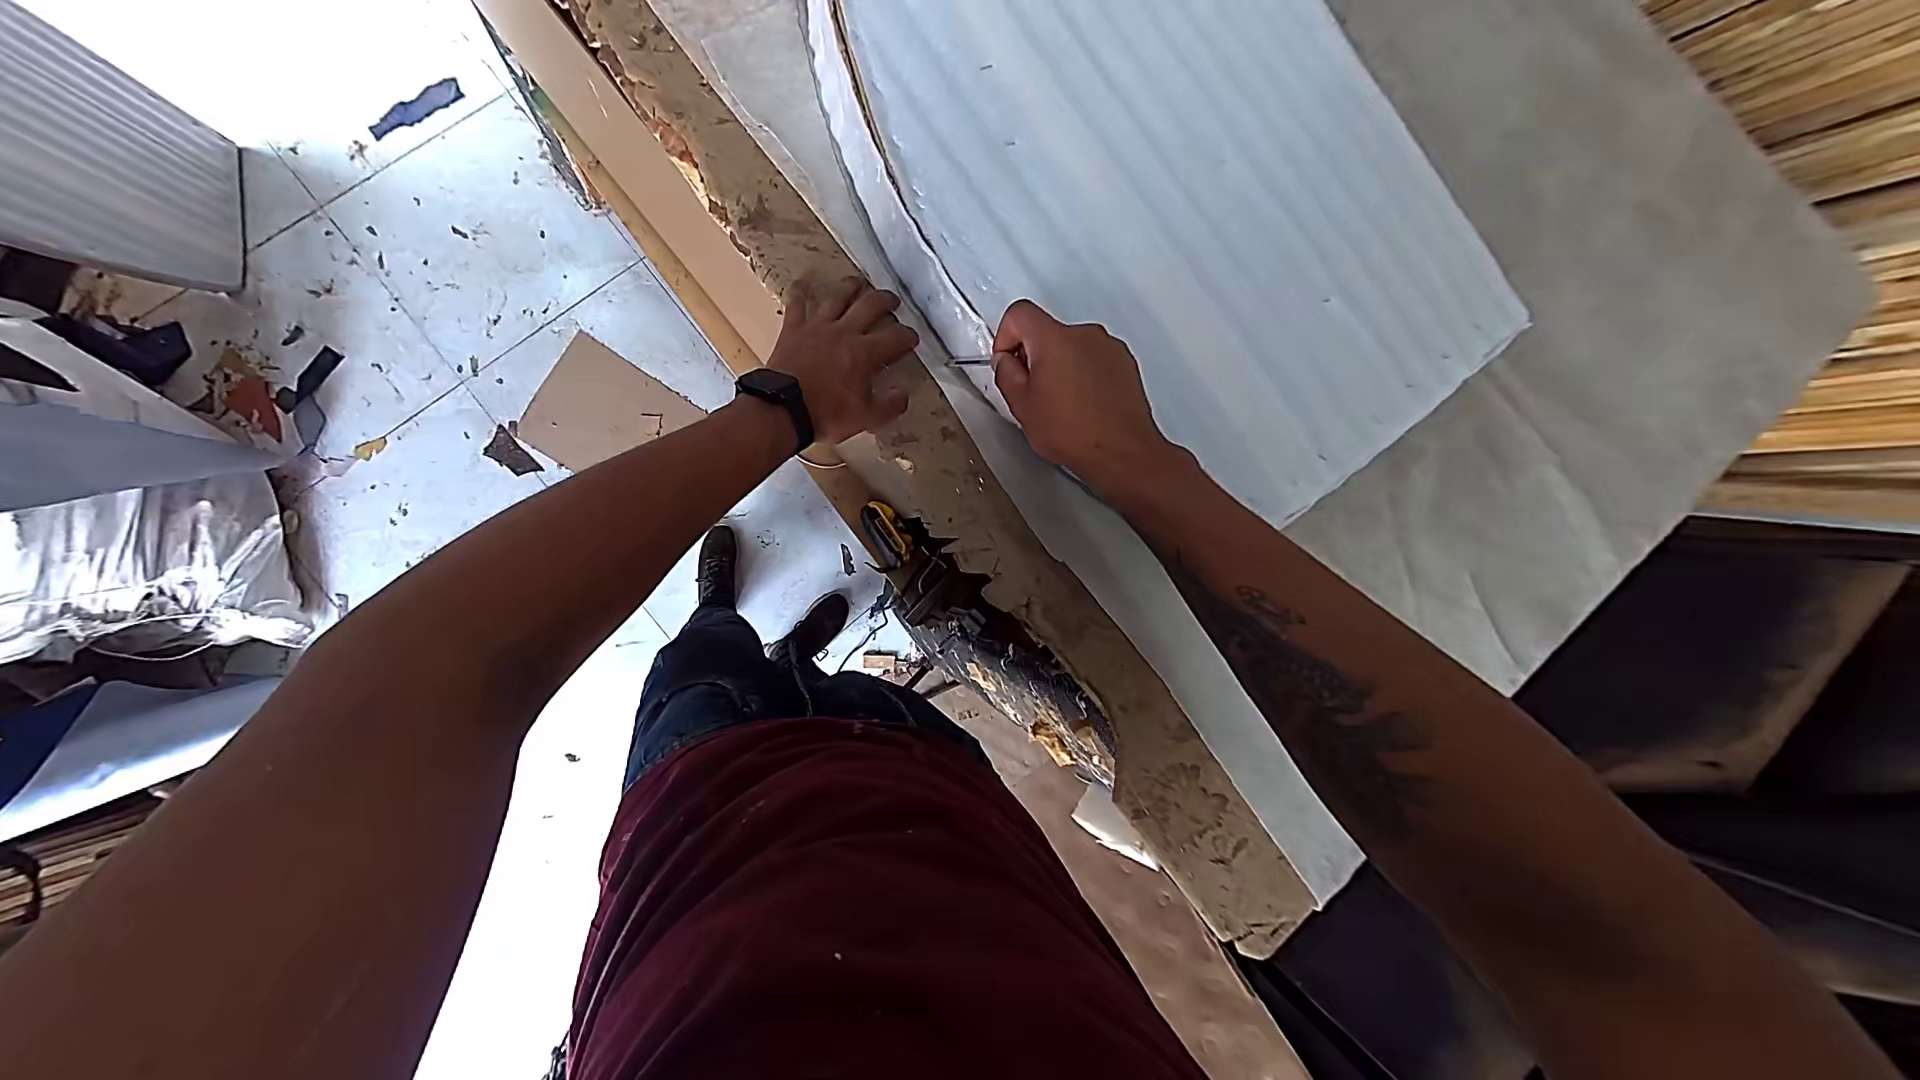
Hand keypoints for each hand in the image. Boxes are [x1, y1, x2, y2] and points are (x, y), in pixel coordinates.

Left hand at [767, 276, 918, 443]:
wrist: (784, 410)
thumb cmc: (825, 414)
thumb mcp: (866, 418)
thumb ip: (890, 406)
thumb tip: (903, 395)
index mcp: (865, 354)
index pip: (895, 338)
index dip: (907, 336)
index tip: (912, 338)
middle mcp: (844, 333)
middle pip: (871, 306)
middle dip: (886, 301)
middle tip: (893, 302)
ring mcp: (818, 328)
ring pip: (839, 297)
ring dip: (851, 288)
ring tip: (859, 283)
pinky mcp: (794, 330)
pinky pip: (797, 304)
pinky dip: (800, 292)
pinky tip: (802, 284)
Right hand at [992, 300, 1186, 493]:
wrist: (1120, 452)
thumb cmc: (1076, 433)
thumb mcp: (1021, 405)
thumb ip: (1005, 373)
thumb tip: (1005, 362)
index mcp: (1054, 339)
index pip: (1019, 313)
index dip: (1005, 336)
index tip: (1007, 358)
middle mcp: (1084, 335)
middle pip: (1046, 330)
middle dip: (1033, 356)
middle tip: (1031, 390)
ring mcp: (1108, 347)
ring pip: (1071, 345)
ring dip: (1059, 366)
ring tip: (1059, 404)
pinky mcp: (1124, 362)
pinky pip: (1093, 358)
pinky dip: (1082, 374)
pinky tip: (1080, 405)